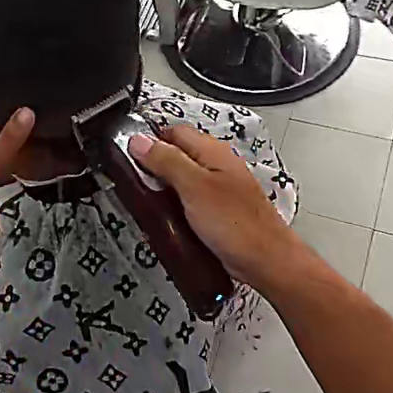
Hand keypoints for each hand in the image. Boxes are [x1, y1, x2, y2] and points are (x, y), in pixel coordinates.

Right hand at [128, 125, 305, 287]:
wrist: (265, 261)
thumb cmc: (239, 225)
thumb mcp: (194, 187)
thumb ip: (166, 161)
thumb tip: (139, 141)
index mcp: (214, 152)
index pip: (174, 131)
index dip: (149, 139)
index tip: (128, 155)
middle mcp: (218, 168)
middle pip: (176, 157)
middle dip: (154, 169)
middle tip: (136, 184)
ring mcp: (219, 192)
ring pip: (182, 184)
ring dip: (163, 194)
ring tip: (149, 207)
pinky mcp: (218, 215)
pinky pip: (189, 207)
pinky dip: (176, 212)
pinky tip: (169, 224)